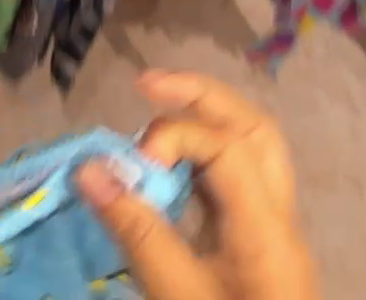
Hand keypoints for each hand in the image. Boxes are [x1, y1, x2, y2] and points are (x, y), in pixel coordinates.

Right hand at [76, 71, 318, 299]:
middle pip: (252, 127)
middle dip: (198, 95)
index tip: (133, 166)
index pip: (226, 144)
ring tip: (153, 108)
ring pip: (250, 145)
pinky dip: (200, 150)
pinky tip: (166, 162)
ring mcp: (272, 228)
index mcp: (266, 227)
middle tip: (145, 85)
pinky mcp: (256, 241)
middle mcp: (278, 217)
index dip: (173, 136)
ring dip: (202, 117)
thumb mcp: (177, 294)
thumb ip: (135, 229)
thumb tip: (87, 166)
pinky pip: (236, 173)